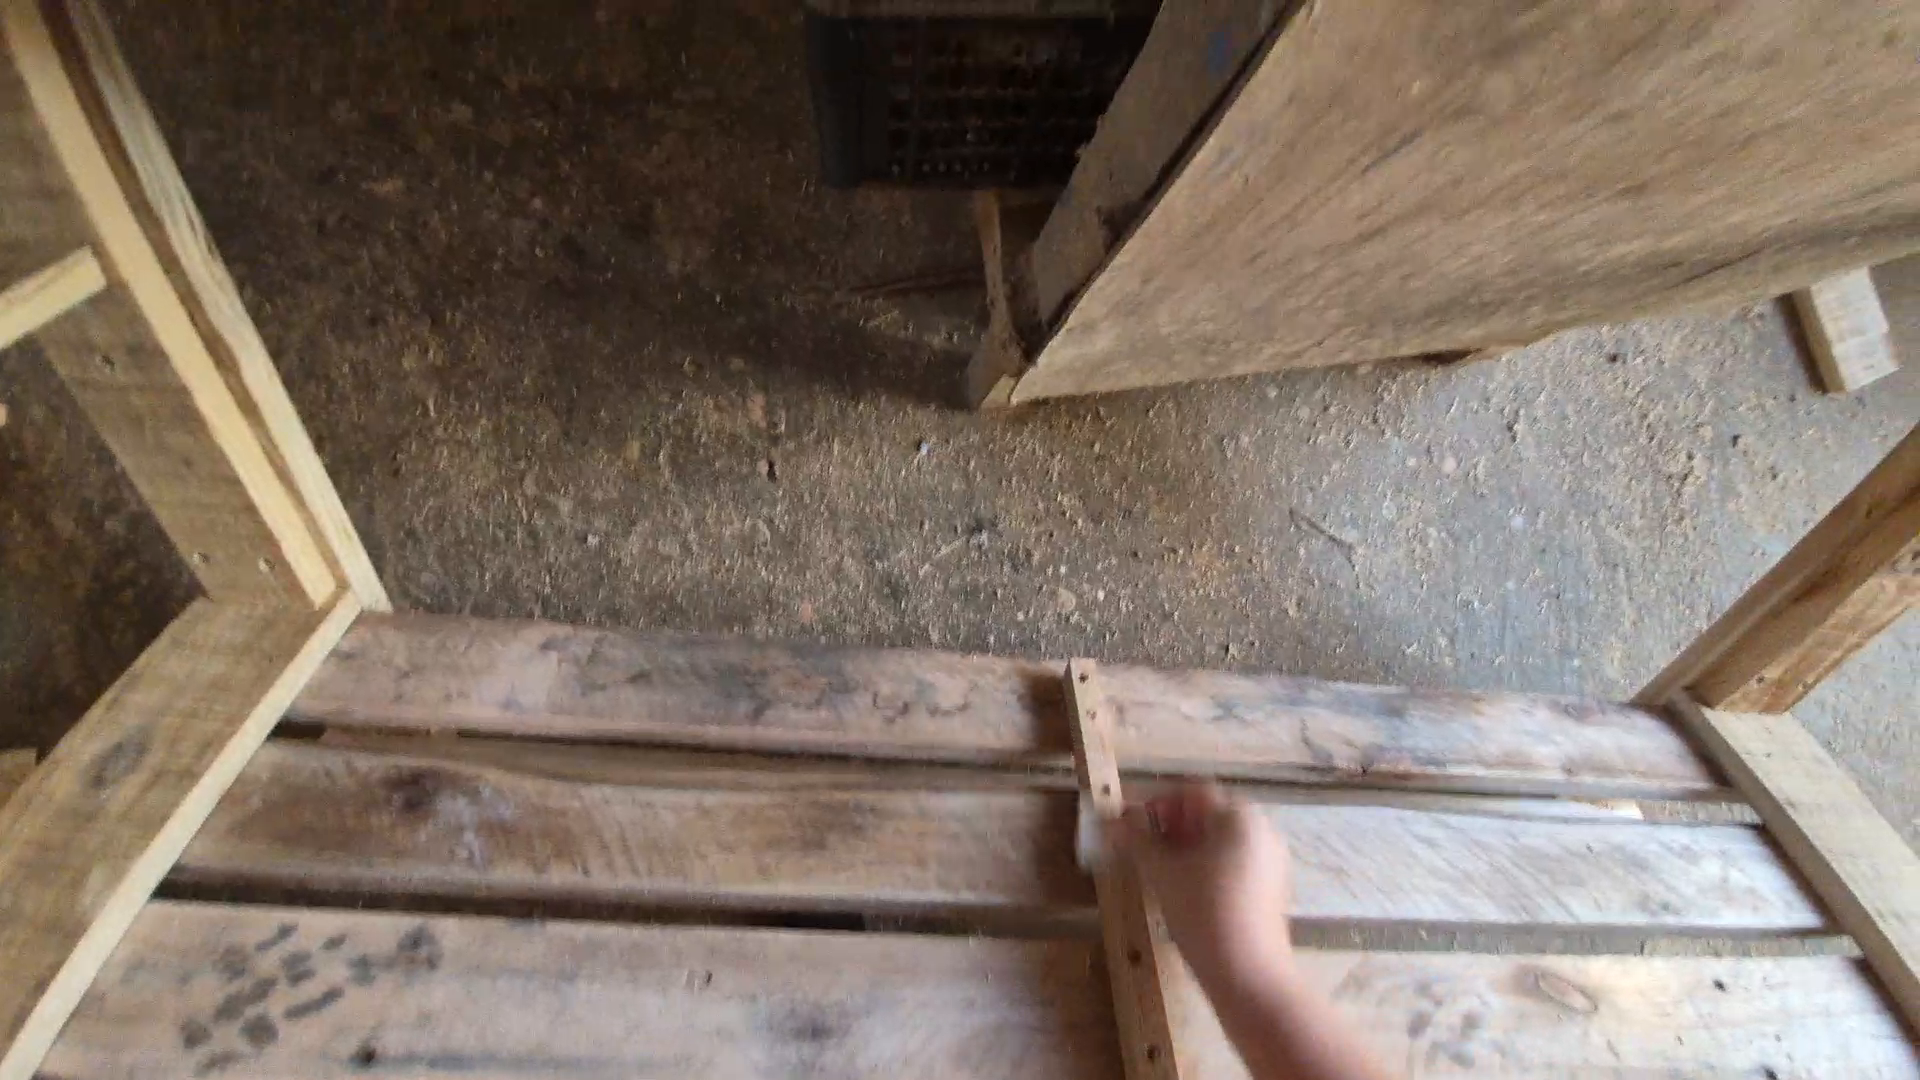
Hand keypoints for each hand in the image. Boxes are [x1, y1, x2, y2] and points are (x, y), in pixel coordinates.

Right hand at [1111, 782, 1292, 982]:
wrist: (1248, 978)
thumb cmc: (1203, 913)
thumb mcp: (1162, 871)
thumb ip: (1134, 840)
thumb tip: (1109, 822)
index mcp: (1238, 816)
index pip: (1190, 791)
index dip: (1155, 801)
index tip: (1129, 819)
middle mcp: (1260, 828)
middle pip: (1207, 811)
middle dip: (1169, 822)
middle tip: (1140, 842)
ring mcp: (1270, 858)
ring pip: (1219, 836)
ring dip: (1185, 842)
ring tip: (1157, 864)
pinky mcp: (1271, 886)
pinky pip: (1233, 857)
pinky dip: (1206, 860)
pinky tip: (1183, 883)